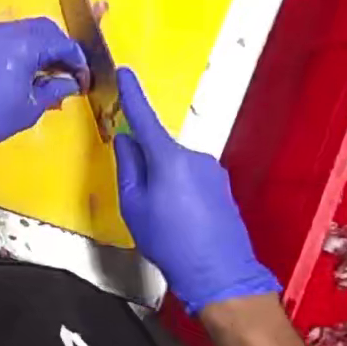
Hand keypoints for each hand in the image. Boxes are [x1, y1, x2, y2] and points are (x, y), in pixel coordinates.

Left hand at [0, 17, 86, 170]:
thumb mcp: (31, 108)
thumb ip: (55, 89)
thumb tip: (70, 83)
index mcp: (23, 45)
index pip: (61, 43)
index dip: (77, 61)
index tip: (82, 78)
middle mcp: (5, 32)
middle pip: (44, 29)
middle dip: (60, 49)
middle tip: (68, 73)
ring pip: (25, 30)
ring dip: (40, 47)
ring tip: (47, 73)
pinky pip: (6, 37)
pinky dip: (21, 48)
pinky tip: (25, 70)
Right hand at [113, 67, 279, 311]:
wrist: (218, 271)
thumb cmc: (169, 242)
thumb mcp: (134, 206)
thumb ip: (128, 168)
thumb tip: (126, 140)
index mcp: (169, 159)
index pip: (145, 119)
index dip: (132, 95)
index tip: (125, 73)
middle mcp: (195, 157)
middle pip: (159, 148)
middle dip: (143, 164)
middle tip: (135, 198)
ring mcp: (212, 170)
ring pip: (174, 166)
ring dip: (160, 182)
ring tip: (158, 218)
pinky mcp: (221, 186)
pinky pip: (189, 178)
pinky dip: (176, 191)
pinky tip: (175, 219)